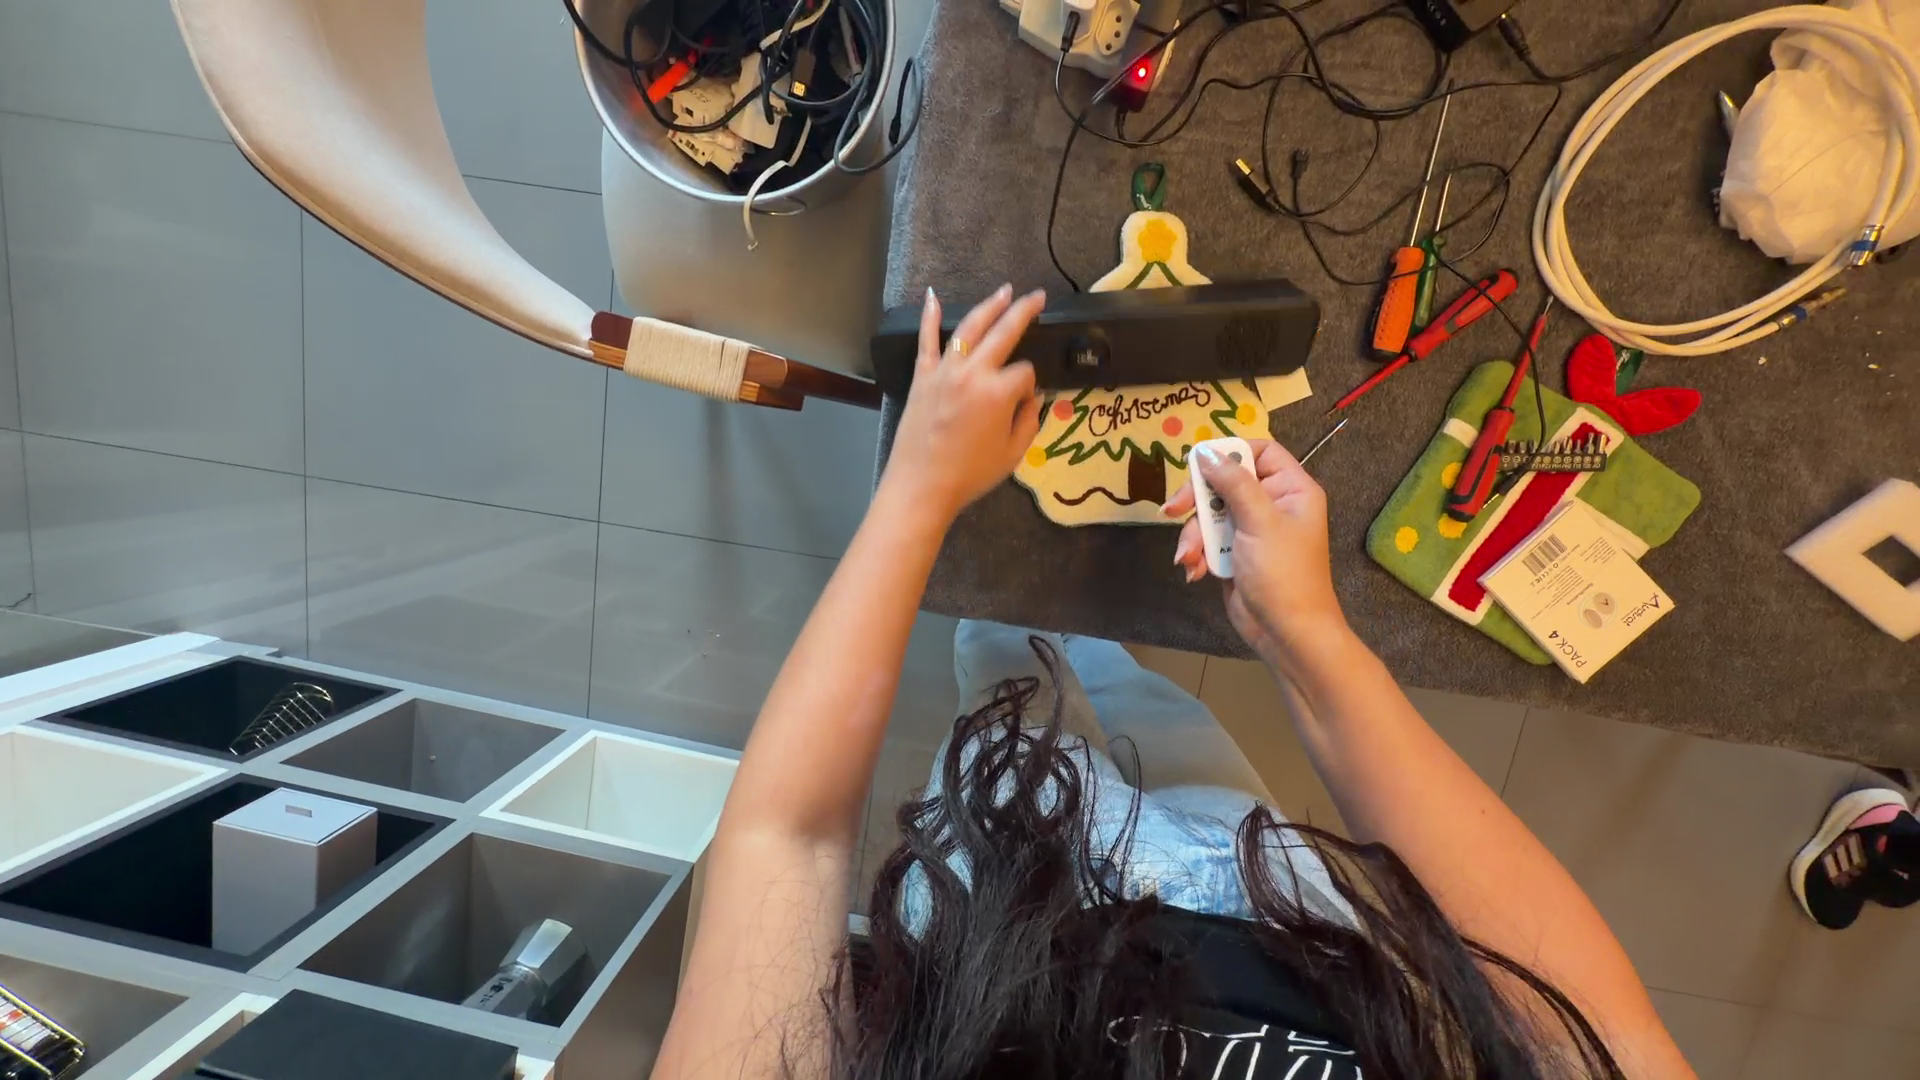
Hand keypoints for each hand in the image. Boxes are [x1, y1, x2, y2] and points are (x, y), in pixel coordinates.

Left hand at [880, 284, 1045, 523]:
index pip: (1025, 374)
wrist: (922, 485)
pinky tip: (933, 296)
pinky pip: (926, 340)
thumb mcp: (1013, 455)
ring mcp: (944, 370)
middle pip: (1003, 332)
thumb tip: (1031, 400)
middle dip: (1024, 311)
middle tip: (1038, 297)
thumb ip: (1028, 422)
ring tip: (1004, 291)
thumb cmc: (970, 475)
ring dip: (989, 305)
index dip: (1030, 386)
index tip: (1024, 402)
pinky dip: (930, 317)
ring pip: (969, 328)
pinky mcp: (922, 376)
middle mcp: (973, 372)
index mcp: (999, 393)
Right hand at [1163, 439, 1346, 667]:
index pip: (1259, 452)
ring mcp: (1249, 528)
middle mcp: (1271, 503)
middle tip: (1173, 510)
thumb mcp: (1259, 522)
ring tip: (1189, 557)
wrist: (1285, 632)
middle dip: (1197, 500)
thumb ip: (1233, 484)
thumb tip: (1206, 452)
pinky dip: (1196, 552)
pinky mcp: (1232, 551)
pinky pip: (1205, 538)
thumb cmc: (1282, 573)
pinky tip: (1194, 570)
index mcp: (1290, 489)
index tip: (1199, 464)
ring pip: (1208, 513)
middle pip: (1224, 482)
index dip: (1229, 454)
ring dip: (1193, 535)